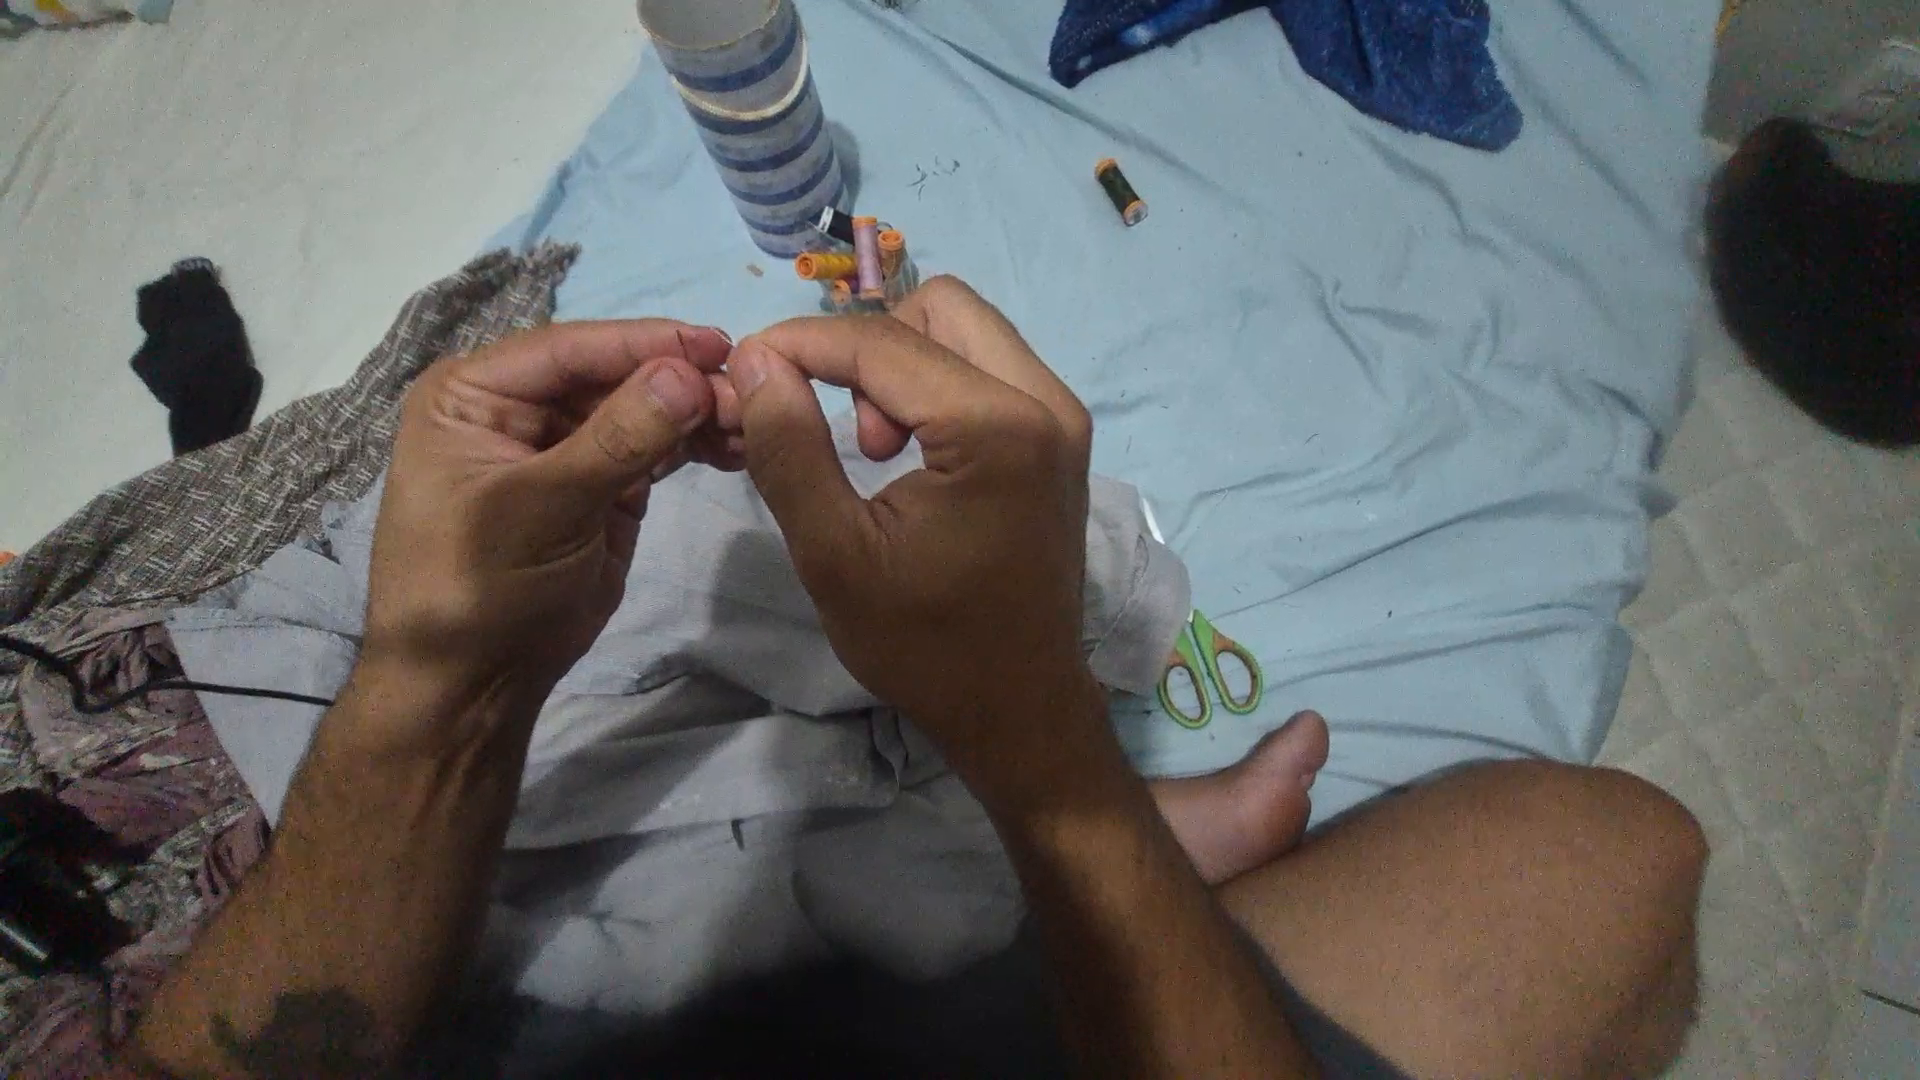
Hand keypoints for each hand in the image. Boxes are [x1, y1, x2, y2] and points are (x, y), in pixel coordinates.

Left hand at [362, 320, 733, 724]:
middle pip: (617, 378)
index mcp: (479, 393)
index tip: (719, 345)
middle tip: (747, 399)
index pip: (572, 350)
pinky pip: (658, 450)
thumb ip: (620, 437)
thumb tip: (690, 375)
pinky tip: (735, 448)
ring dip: (698, 416)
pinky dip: (696, 447)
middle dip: (682, 385)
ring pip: (646, 411)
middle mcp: (525, 408)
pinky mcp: (608, 484)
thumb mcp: (546, 505)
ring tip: (750, 426)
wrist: (482, 675)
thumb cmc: (483, 583)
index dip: (646, 343)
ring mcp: (571, 446)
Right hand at [726, 277, 1102, 809]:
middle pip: (940, 305)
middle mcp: (1048, 402)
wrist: (1019, 705)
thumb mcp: (834, 556)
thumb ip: (790, 449)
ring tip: (881, 449)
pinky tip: (919, 455)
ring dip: (907, 364)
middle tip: (845, 427)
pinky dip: (940, 386)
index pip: (882, 341)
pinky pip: (992, 370)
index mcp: (997, 428)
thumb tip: (757, 361)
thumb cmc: (926, 646)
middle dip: (869, 345)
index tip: (748, 367)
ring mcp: (1065, 419)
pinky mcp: (1062, 440)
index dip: (802, 344)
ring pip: (970, 331)